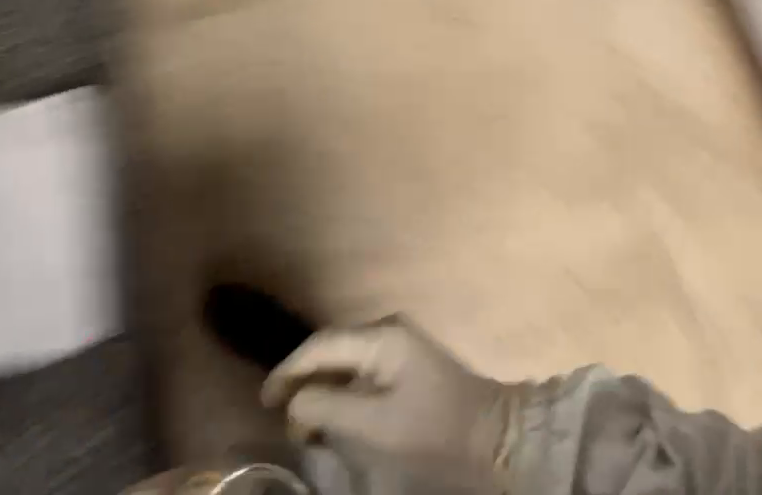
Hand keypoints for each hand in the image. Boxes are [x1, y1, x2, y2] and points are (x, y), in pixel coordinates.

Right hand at [261, 318, 517, 493]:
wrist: (496, 433)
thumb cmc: (434, 428)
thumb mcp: (376, 423)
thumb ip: (329, 406)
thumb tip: (295, 399)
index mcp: (380, 335)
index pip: (321, 344)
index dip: (289, 369)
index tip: (265, 397)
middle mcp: (387, 327)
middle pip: (331, 347)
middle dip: (303, 377)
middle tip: (278, 408)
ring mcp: (399, 341)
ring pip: (345, 357)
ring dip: (322, 383)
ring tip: (299, 414)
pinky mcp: (407, 358)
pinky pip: (362, 366)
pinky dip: (342, 386)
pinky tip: (331, 408)